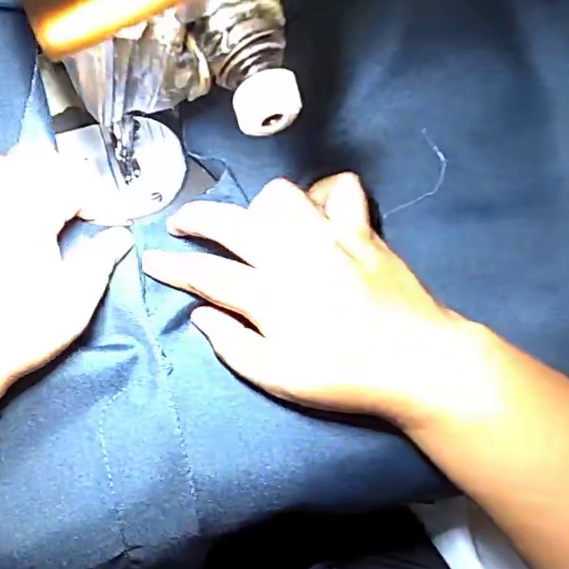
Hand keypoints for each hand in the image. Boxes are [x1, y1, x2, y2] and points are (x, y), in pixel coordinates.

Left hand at [0, 145, 133, 405]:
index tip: (113, 223)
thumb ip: (101, 261)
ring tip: (48, 205)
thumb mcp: (75, 302)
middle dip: (66, 177)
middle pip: (31, 161)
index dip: (99, 198)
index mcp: (28, 216)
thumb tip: (120, 237)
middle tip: (88, 208)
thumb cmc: (20, 331)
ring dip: (27, 175)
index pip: (70, 182)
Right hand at [141, 173, 501, 428]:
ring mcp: (330, 237)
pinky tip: (313, 216)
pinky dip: (320, 196)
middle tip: (181, 224)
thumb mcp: (278, 377)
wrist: (417, 361)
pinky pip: (338, 190)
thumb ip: (233, 345)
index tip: (152, 260)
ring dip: (256, 207)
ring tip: (252, 225)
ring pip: (280, 196)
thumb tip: (202, 316)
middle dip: (197, 218)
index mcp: (270, 295)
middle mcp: (294, 255)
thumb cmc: (343, 377)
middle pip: (232, 222)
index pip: (207, 274)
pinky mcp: (361, 231)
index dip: (173, 267)